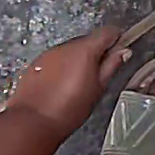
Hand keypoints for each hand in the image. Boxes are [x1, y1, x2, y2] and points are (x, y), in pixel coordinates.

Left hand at [6, 27, 131, 133]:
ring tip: (76, 83)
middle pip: (88, 40)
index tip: (117, 55)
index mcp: (85, 49)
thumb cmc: (70, 108)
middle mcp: (66, 46)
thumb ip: (111, 65)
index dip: (116, 40)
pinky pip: (55, 59)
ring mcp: (48, 54)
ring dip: (77, 60)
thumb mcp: (98, 88)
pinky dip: (61, 67)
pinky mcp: (35, 64)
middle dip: (95, 53)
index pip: (107, 32)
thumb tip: (124, 51)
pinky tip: (59, 86)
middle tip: (98, 75)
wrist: (31, 122)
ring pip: (70, 50)